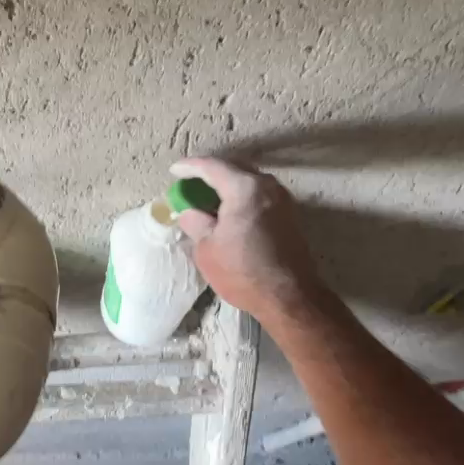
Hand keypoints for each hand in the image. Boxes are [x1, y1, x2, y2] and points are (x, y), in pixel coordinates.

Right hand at [171, 158, 330, 324]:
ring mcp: (282, 199)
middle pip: (234, 168)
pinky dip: (241, 196)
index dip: (189, 167)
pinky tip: (229, 210)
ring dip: (228, 184)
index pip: (212, 166)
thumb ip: (194, 222)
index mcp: (244, 188)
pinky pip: (259, 194)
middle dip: (210, 172)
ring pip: (249, 180)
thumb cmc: (243, 271)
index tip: (174, 171)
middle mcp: (267, 186)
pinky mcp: (289, 214)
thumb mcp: (206, 248)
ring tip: (208, 196)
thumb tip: (188, 212)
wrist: (289, 297)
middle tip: (190, 182)